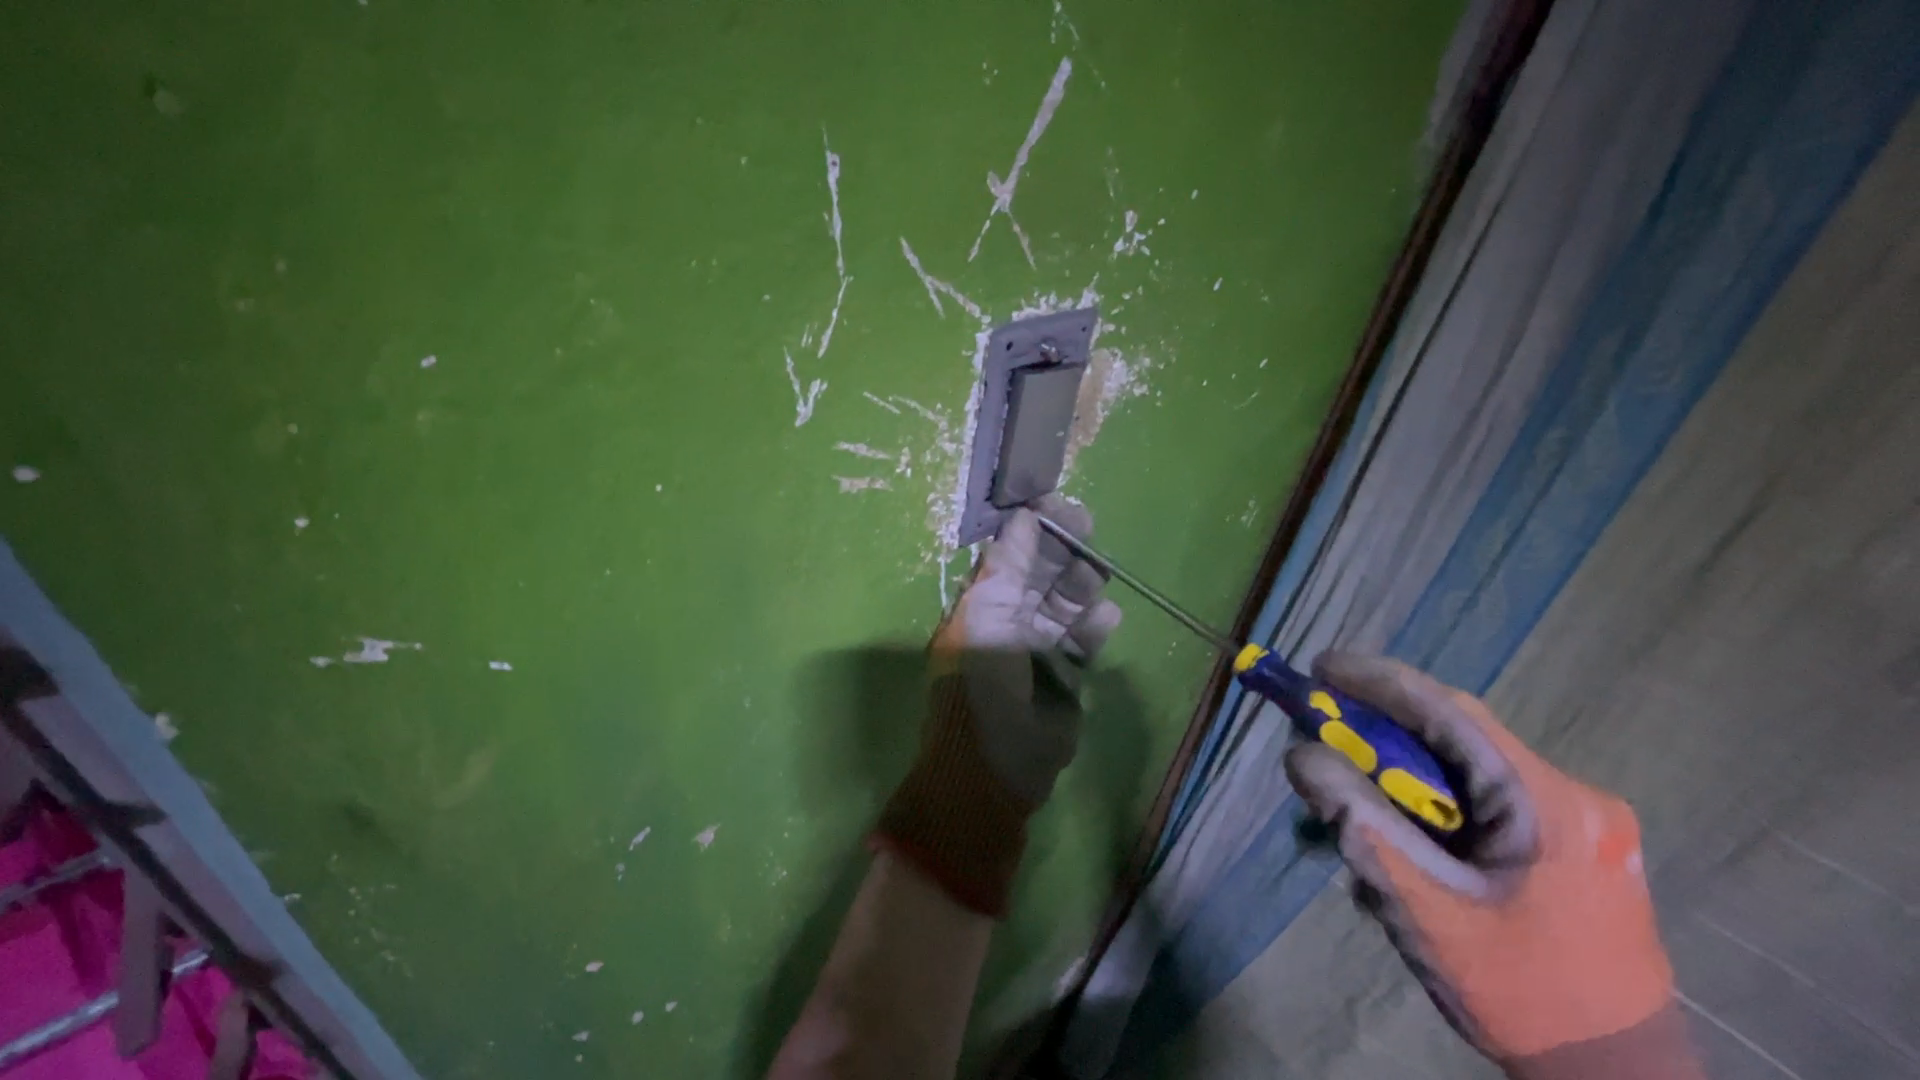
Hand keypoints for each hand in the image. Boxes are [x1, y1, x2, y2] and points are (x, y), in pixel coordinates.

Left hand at [873, 495, 1121, 916]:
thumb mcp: (983, 621)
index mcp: (979, 608)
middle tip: (1088, 524)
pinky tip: (1107, 615)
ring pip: (1065, 605)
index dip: (1031, 531)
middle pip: (1040, 576)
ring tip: (1097, 574)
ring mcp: (1037, 652)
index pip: (1008, 557)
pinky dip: (1095, 627)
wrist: (992, 770)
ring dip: (1081, 585)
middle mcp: (1007, 624)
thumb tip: (1023, 519)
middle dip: (1062, 550)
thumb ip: (1005, 570)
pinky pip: (1084, 643)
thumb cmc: (979, 690)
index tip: (1058, 506)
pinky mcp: (1064, 680)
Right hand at [1285, 653, 1697, 1076]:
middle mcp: (1574, 796)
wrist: (1615, 1077)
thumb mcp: (1424, 905)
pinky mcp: (1574, 849)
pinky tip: (1410, 856)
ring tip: (1359, 822)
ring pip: (1468, 777)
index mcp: (1548, 803)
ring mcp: (1581, 823)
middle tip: (1321, 743)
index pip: (1450, 714)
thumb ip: (1360, 824)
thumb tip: (1300, 754)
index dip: (1379, 682)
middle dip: (1383, 741)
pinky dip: (1436, 816)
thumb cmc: (1518, 991)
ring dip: (1405, 787)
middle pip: (1458, 743)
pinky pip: (1487, 807)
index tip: (1320, 668)